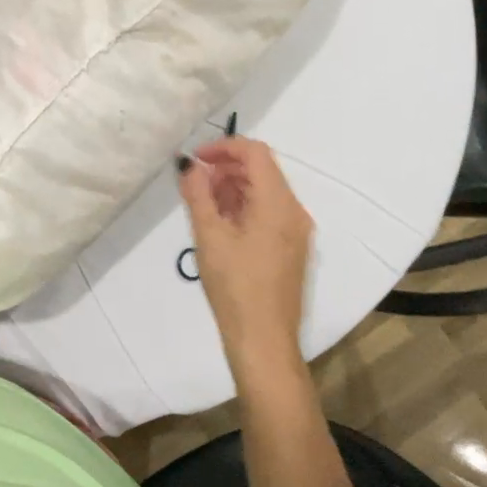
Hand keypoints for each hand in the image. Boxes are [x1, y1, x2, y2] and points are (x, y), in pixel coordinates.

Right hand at [178, 136, 313, 363]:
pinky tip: (219, 224)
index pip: (255, 153)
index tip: (194, 159)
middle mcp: (294, 212)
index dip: (223, 147)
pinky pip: (268, 211)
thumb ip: (198, 193)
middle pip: (262, 169)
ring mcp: (296, 232)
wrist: (263, 339)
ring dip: (232, 187)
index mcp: (278, 204)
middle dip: (225, 168)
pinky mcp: (290, 248)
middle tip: (193, 183)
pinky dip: (243, 206)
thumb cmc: (235, 285)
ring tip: (202, 204)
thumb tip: (190, 165)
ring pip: (264, 190)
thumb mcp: (208, 235)